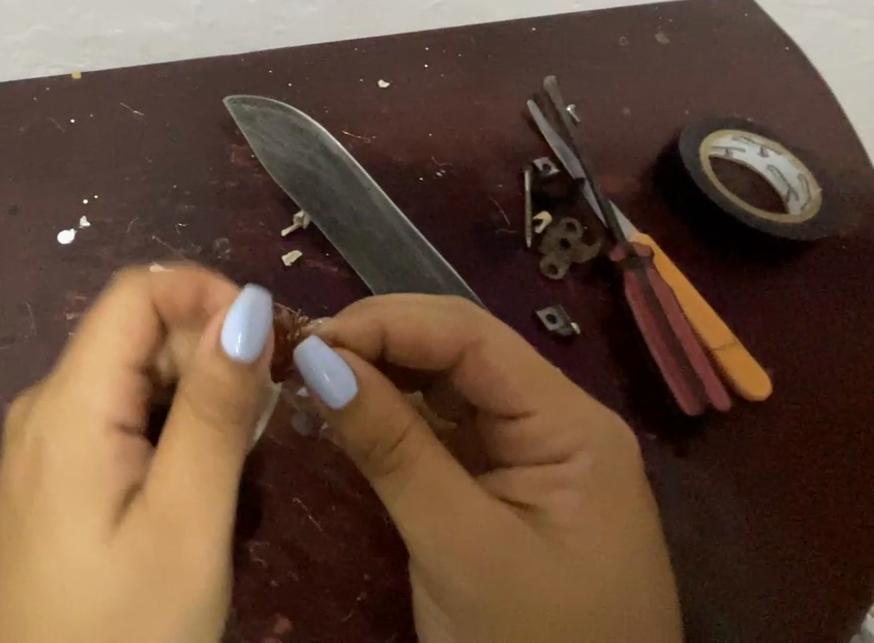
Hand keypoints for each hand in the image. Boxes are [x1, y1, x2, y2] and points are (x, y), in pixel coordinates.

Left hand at [0, 267, 277, 642]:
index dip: (206, 293)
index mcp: (68, 402)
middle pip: (135, 331)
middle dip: (207, 348)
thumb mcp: (185, 524)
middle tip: (265, 413)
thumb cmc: (121, 635)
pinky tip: (196, 474)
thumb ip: (215, 409)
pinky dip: (168, 422)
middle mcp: (45, 403)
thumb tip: (249, 306)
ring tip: (238, 452)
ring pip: (132, 373)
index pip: (136, 292)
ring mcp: (44, 441)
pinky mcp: (54, 474)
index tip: (268, 341)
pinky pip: (117, 415)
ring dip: (194, 389)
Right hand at [290, 294, 680, 642]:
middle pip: (457, 347)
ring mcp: (526, 450)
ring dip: (378, 371)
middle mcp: (552, 419)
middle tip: (302, 357)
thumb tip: (315, 357)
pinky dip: (388, 413)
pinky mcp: (498, 480)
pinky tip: (346, 413)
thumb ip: (390, 446)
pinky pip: (437, 424)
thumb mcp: (459, 550)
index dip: (387, 323)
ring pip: (442, 379)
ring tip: (314, 378)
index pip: (471, 336)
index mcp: (570, 425)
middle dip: (379, 340)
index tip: (310, 341)